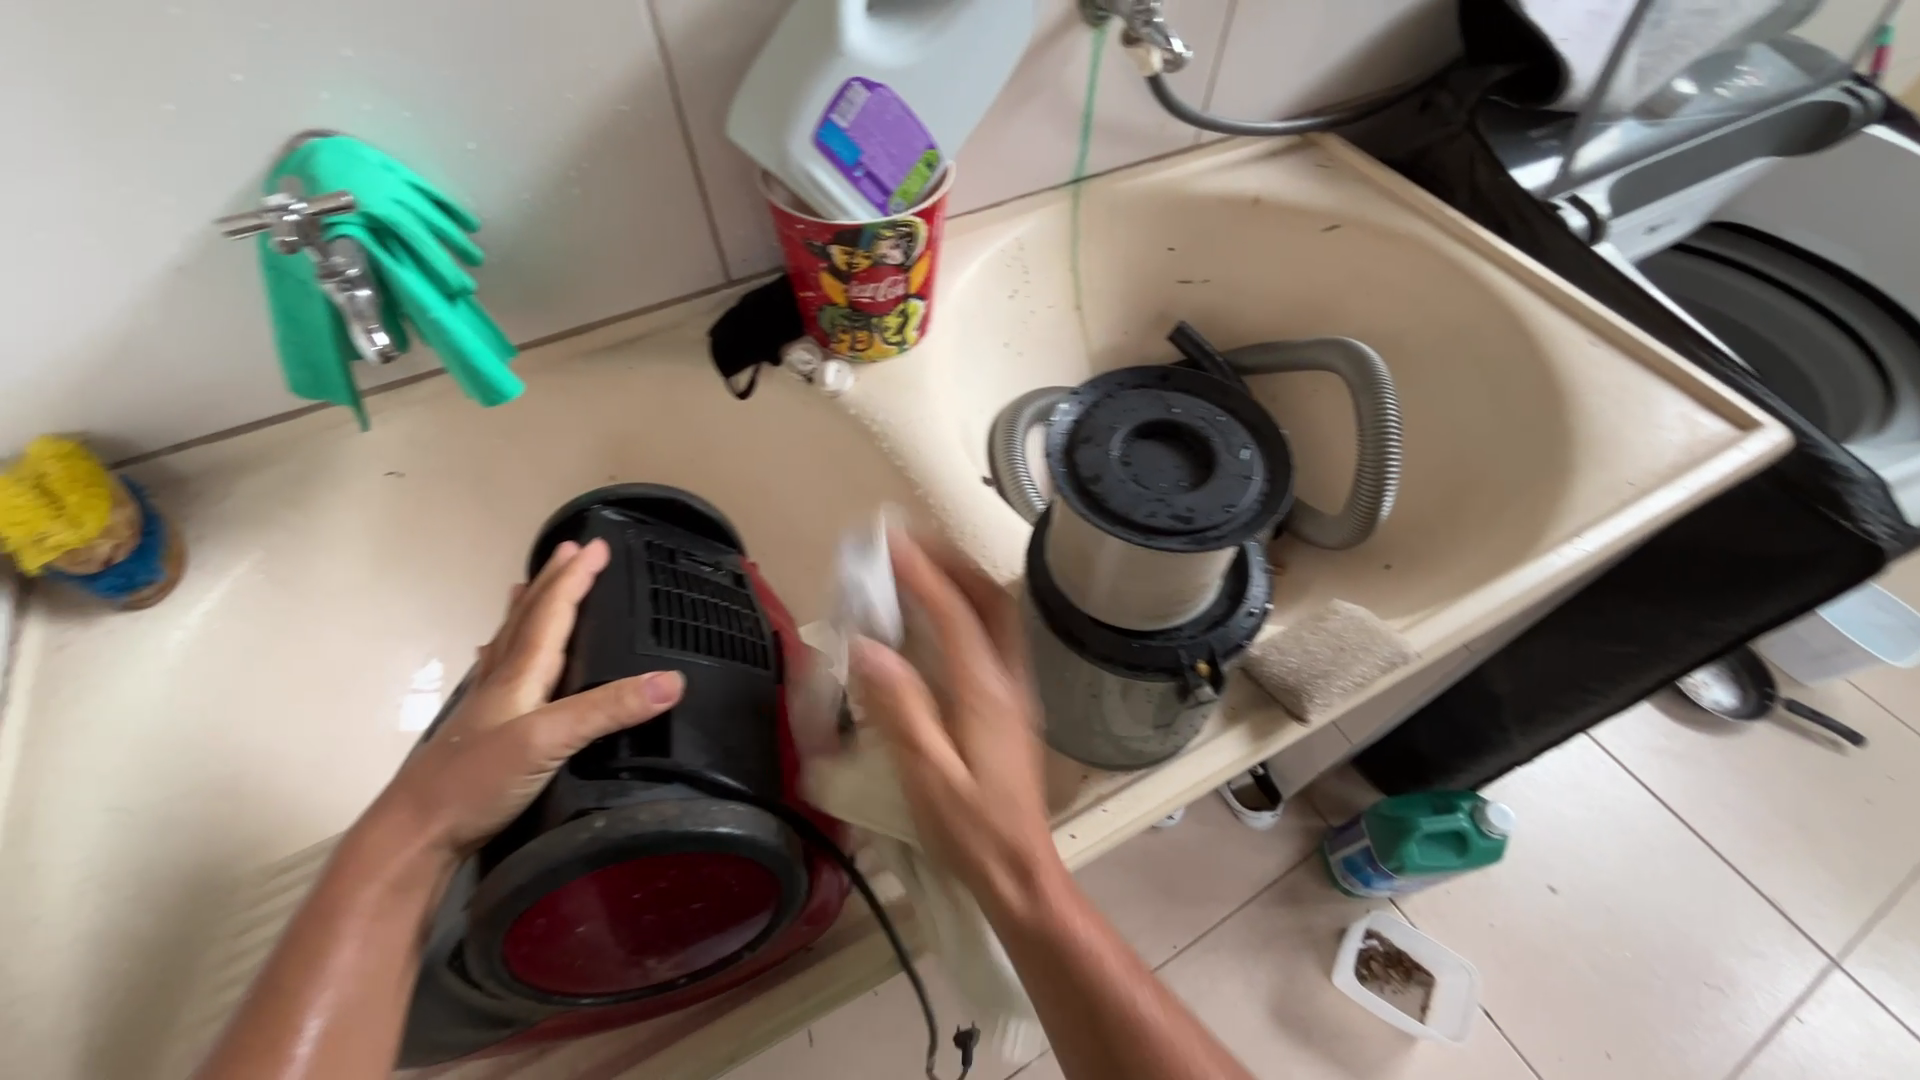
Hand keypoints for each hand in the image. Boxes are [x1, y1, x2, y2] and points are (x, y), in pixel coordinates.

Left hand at [365, 538, 685, 860]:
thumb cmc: (476, 783)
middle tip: (573, 550)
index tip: (599, 547)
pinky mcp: (483, 731)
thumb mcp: (548, 742)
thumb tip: (672, 681)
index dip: (576, 579)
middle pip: (529, 617)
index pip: (552, 613)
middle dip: (554, 581)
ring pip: (511, 641)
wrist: (414, 837)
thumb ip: (608, 709)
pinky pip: (500, 671)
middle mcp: (502, 680)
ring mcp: (488, 705)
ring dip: (528, 608)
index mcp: (519, 674)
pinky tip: (498, 657)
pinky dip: (507, 650)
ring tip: (532, 584)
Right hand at [850, 529, 1061, 916]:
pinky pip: (996, 639)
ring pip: (999, 617)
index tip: (892, 542)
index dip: (923, 574)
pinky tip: (945, 620)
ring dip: (965, 582)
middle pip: (991, 601)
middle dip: (954, 562)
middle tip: (914, 543)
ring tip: (925, 567)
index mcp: (985, 695)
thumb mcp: (928, 778)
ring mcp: (1017, 692)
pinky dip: (971, 611)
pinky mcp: (1014, 707)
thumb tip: (868, 649)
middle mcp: (1008, 682)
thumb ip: (901, 710)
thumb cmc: (971, 832)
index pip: (955, 616)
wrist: (1021, 871)